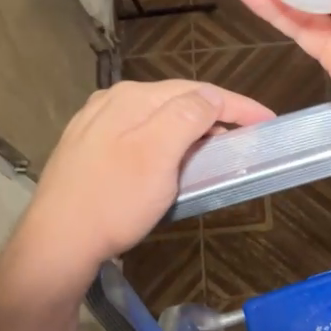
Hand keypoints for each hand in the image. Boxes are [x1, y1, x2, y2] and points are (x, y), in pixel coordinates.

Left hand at [9, 80, 271, 298]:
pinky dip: (169, 138)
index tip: (269, 121)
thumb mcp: (158, 156)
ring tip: (219, 143)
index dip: (238, 105)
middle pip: (178, 98)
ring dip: (194, 124)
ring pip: (159, 114)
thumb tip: (211, 96)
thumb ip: (186, 118)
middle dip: (218, 111)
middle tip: (249, 133)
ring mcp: (98, 123)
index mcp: (134, 98)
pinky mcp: (91, 146)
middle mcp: (114, 101)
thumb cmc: (115, 201)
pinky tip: (174, 155)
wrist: (61, 239)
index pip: (198, 91)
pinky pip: (142, 130)